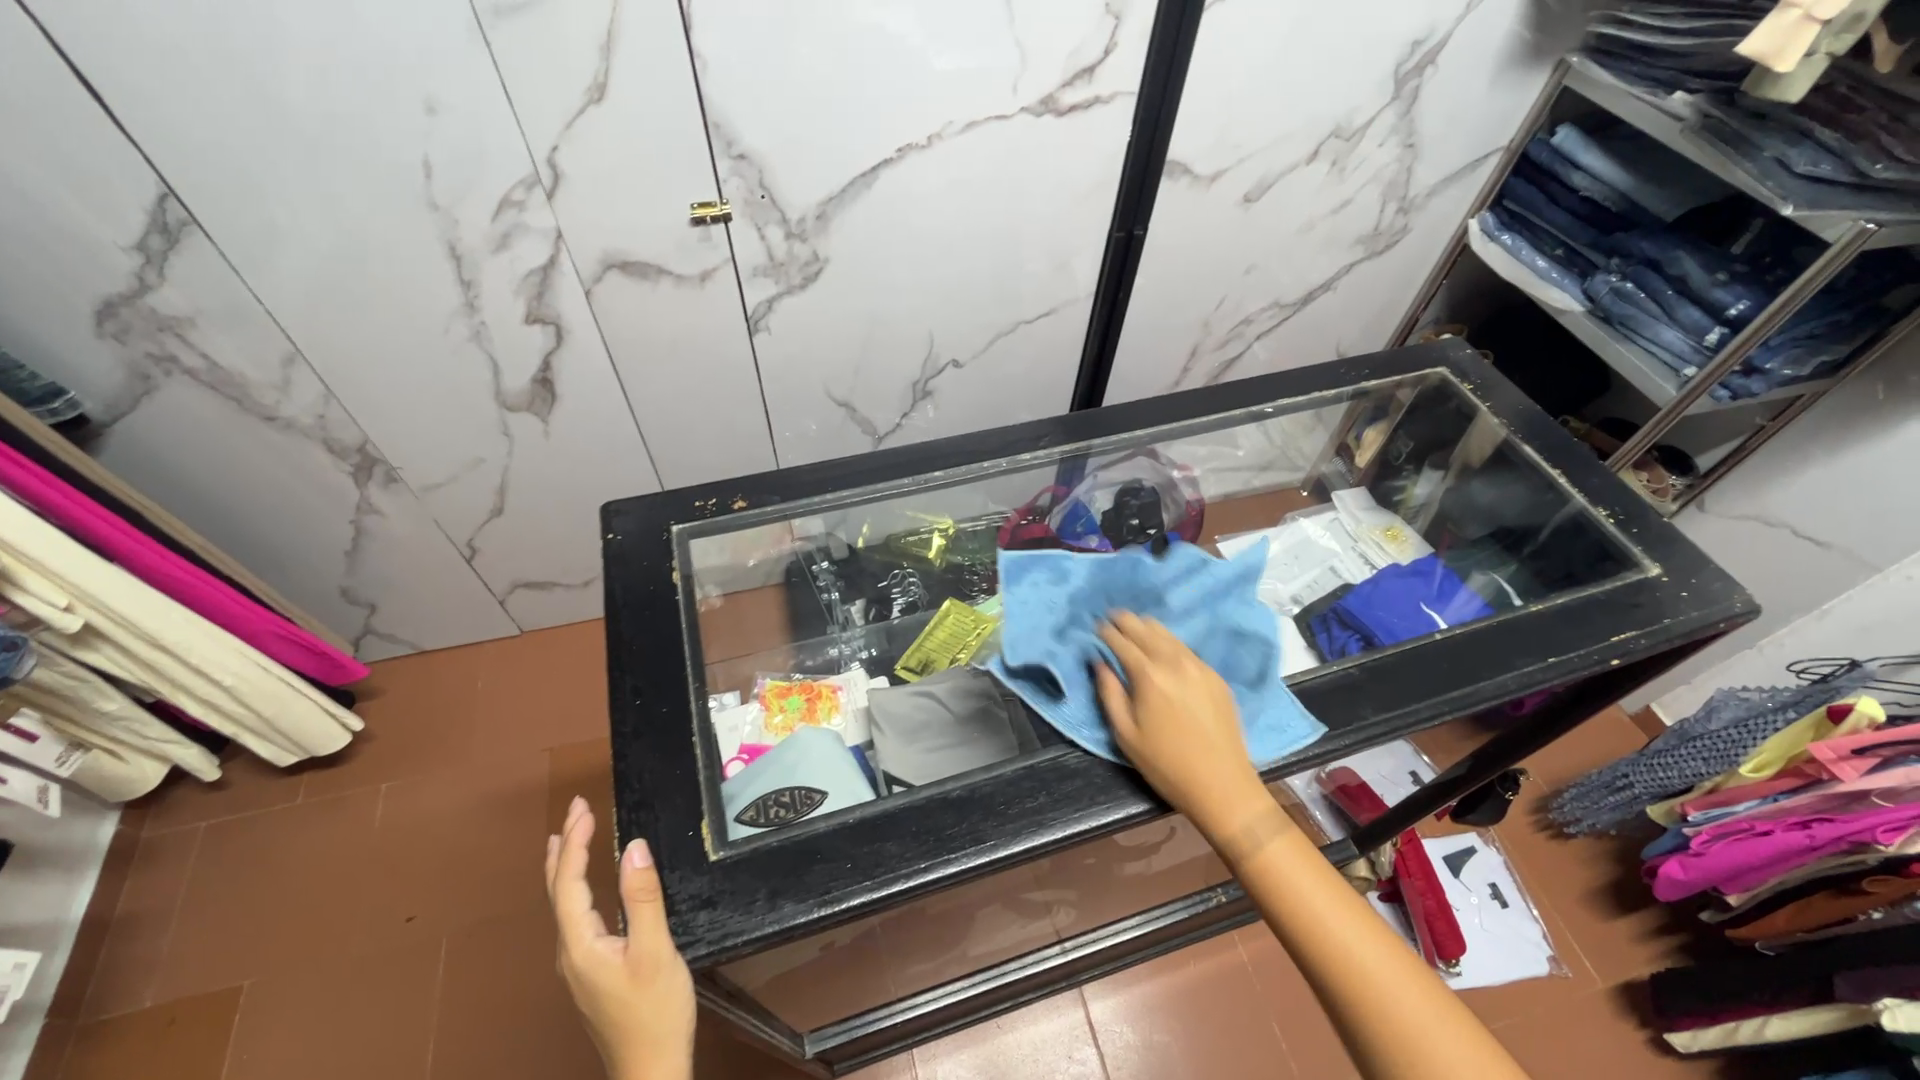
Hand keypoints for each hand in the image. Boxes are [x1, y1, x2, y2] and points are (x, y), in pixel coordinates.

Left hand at [546, 796, 694, 1079]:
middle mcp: (570, 952)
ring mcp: (578, 965)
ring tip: (568, 838)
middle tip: (576, 810)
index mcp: (580, 943)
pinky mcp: (590, 972)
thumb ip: (643, 898)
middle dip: (564, 847)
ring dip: (566, 866)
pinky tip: (587, 889)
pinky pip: (576, 918)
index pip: (567, 882)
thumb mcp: (655, 951)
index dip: (573, 842)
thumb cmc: (655, 1011)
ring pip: (564, 905)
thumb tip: (633, 846)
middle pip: (557, 891)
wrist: (650, 1070)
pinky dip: (576, 889)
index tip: (583, 806)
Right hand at [1095, 612, 1281, 847]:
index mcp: (1148, 675)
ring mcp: (1199, 666)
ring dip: (1147, 628)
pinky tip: (1162, 650)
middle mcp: (1174, 661)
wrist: (1221, 784)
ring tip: (1134, 629)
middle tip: (1111, 620)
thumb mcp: (1124, 733)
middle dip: (1125, 621)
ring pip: (1168, 633)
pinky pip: (1186, 648)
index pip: (1121, 640)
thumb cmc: (1165, 764)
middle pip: (1145, 628)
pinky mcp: (1215, 676)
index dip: (1105, 631)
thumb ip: (1109, 693)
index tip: (1095, 627)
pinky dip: (1168, 643)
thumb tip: (1100, 663)